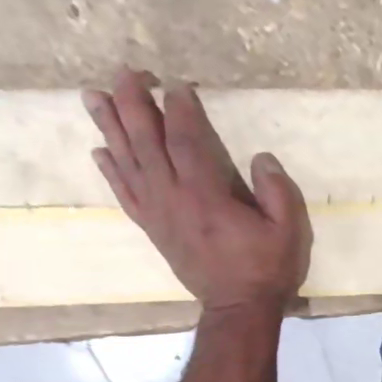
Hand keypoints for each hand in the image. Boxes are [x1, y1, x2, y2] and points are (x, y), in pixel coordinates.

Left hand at [83, 68, 309, 313]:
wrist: (238, 308)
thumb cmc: (266, 269)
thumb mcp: (288, 231)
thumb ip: (277, 191)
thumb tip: (261, 157)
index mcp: (206, 195)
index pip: (185, 140)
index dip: (180, 108)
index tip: (178, 83)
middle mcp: (173, 197)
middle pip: (145, 141)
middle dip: (134, 103)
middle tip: (127, 73)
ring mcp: (157, 213)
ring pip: (126, 162)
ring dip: (109, 126)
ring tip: (93, 95)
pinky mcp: (152, 229)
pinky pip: (124, 194)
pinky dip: (110, 171)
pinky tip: (99, 150)